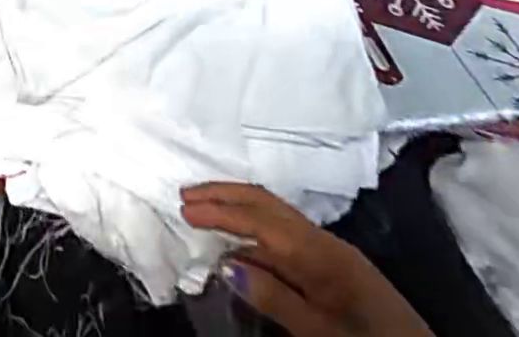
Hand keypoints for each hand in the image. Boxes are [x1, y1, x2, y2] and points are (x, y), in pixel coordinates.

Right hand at [181, 183, 431, 336]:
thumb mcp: (321, 332)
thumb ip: (275, 298)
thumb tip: (224, 264)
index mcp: (319, 252)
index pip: (259, 218)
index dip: (219, 211)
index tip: (183, 208)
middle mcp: (324, 240)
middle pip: (266, 202)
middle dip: (223, 194)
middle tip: (186, 195)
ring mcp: (331, 250)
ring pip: (275, 211)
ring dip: (237, 204)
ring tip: (204, 207)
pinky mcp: (335, 263)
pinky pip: (284, 228)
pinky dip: (253, 222)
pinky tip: (240, 238)